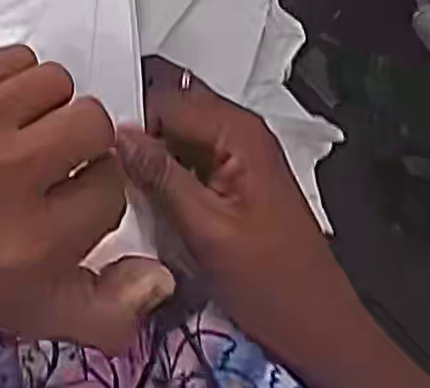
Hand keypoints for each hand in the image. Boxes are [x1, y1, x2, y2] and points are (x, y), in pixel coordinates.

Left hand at [0, 45, 175, 351]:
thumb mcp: (30, 311)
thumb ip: (105, 312)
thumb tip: (160, 274)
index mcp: (26, 243)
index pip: (110, 188)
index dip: (97, 186)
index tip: (69, 191)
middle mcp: (2, 177)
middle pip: (94, 122)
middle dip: (83, 137)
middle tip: (53, 151)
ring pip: (59, 81)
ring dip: (51, 103)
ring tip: (25, 125)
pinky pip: (21, 57)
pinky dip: (19, 77)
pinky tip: (0, 106)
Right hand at [116, 58, 429, 386]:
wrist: (318, 329)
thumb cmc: (274, 284)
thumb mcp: (207, 230)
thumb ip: (161, 176)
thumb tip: (122, 136)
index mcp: (238, 130)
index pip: (168, 100)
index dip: (136, 125)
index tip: (110, 155)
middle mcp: (241, 130)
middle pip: (175, 111)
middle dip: (145, 137)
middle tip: (122, 172)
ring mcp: (240, 152)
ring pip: (180, 134)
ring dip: (156, 156)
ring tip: (139, 191)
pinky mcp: (236, 174)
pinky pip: (191, 156)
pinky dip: (171, 172)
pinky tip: (160, 202)